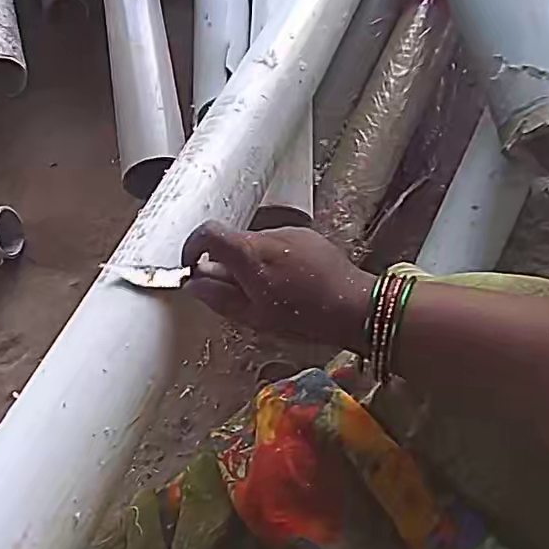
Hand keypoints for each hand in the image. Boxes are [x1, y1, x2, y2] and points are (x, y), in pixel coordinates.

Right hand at [180, 221, 374, 345]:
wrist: (354, 306)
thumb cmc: (304, 317)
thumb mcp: (254, 317)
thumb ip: (219, 297)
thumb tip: (194, 283)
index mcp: (248, 254)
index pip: (207, 232)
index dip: (193, 247)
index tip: (194, 265)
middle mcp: (266, 235)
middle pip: (232, 241)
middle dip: (226, 263)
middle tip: (235, 291)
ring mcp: (288, 231)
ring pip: (255, 243)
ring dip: (252, 263)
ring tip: (269, 292)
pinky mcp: (306, 234)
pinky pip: (277, 243)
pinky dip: (273, 259)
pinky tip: (290, 282)